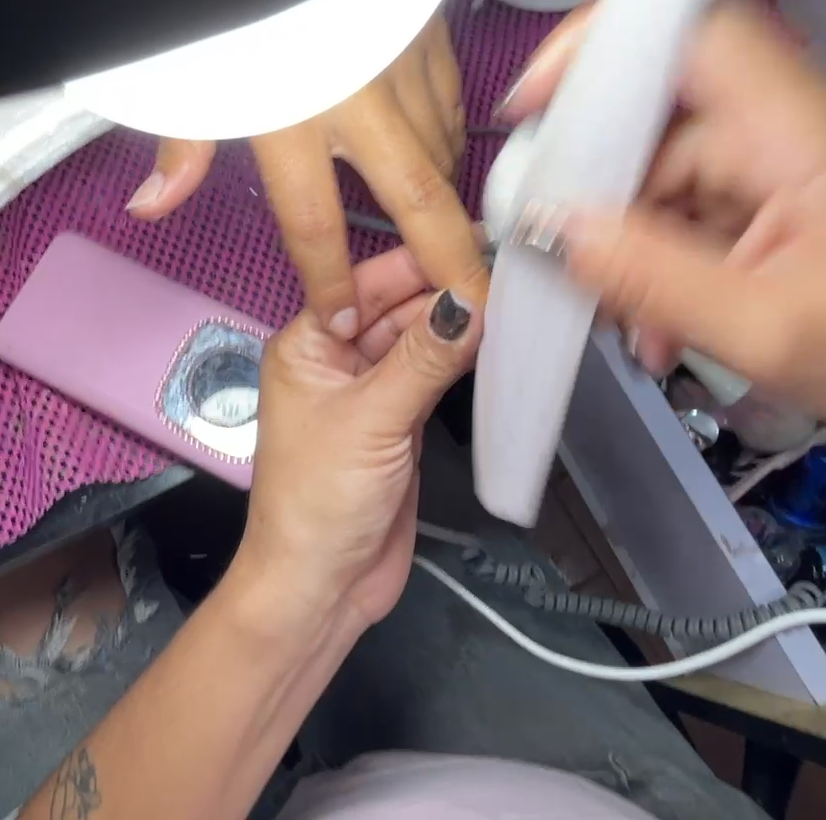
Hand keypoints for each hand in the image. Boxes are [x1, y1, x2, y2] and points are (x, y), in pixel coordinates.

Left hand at [127, 15, 488, 339]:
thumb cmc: (241, 10)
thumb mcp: (199, 75)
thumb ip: (182, 146)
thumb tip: (151, 206)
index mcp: (291, 116)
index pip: (312, 220)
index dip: (328, 279)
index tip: (342, 319)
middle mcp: (356, 99)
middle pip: (416, 197)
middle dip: (447, 260)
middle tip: (472, 308)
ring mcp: (401, 66)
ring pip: (440, 154)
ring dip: (443, 202)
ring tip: (446, 240)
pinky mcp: (427, 37)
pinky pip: (449, 107)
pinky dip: (447, 143)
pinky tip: (439, 162)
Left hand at [234, 246, 480, 631]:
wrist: (322, 585)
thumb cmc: (324, 497)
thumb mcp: (372, 420)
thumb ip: (424, 359)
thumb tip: (473, 298)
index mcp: (308, 342)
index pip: (367, 282)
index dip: (423, 261)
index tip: (483, 240)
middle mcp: (335, 356)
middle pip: (397, 307)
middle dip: (448, 288)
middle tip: (516, 267)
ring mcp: (369, 389)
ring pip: (419, 340)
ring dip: (460, 323)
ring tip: (518, 294)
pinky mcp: (398, 419)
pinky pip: (432, 374)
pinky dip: (462, 359)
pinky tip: (499, 338)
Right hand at [499, 0, 825, 454]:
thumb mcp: (763, 331)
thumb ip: (648, 276)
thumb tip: (546, 227)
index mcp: (804, 127)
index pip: (694, 31)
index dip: (598, 48)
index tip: (528, 110)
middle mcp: (785, 120)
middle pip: (652, 114)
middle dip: (592, 188)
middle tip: (554, 257)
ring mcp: (775, 155)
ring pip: (654, 171)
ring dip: (622, 243)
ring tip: (628, 321)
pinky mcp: (768, 189)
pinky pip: (677, 205)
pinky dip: (651, 259)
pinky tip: (657, 322)